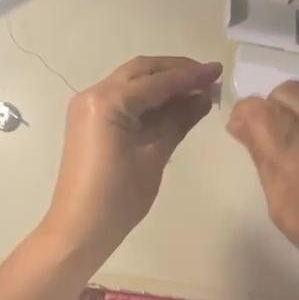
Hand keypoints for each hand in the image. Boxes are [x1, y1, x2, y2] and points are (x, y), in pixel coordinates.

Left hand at [40, 56, 222, 258]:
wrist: (80, 228)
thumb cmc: (119, 197)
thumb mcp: (154, 155)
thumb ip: (179, 120)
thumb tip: (203, 97)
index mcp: (107, 102)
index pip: (157, 80)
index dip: (190, 75)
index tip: (218, 71)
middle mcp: (93, 94)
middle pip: (141, 71)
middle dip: (175, 71)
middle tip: (208, 77)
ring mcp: (87, 107)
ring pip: (131, 82)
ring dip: (162, 83)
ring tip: (197, 91)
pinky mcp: (89, 121)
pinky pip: (122, 99)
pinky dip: (148, 99)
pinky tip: (174, 106)